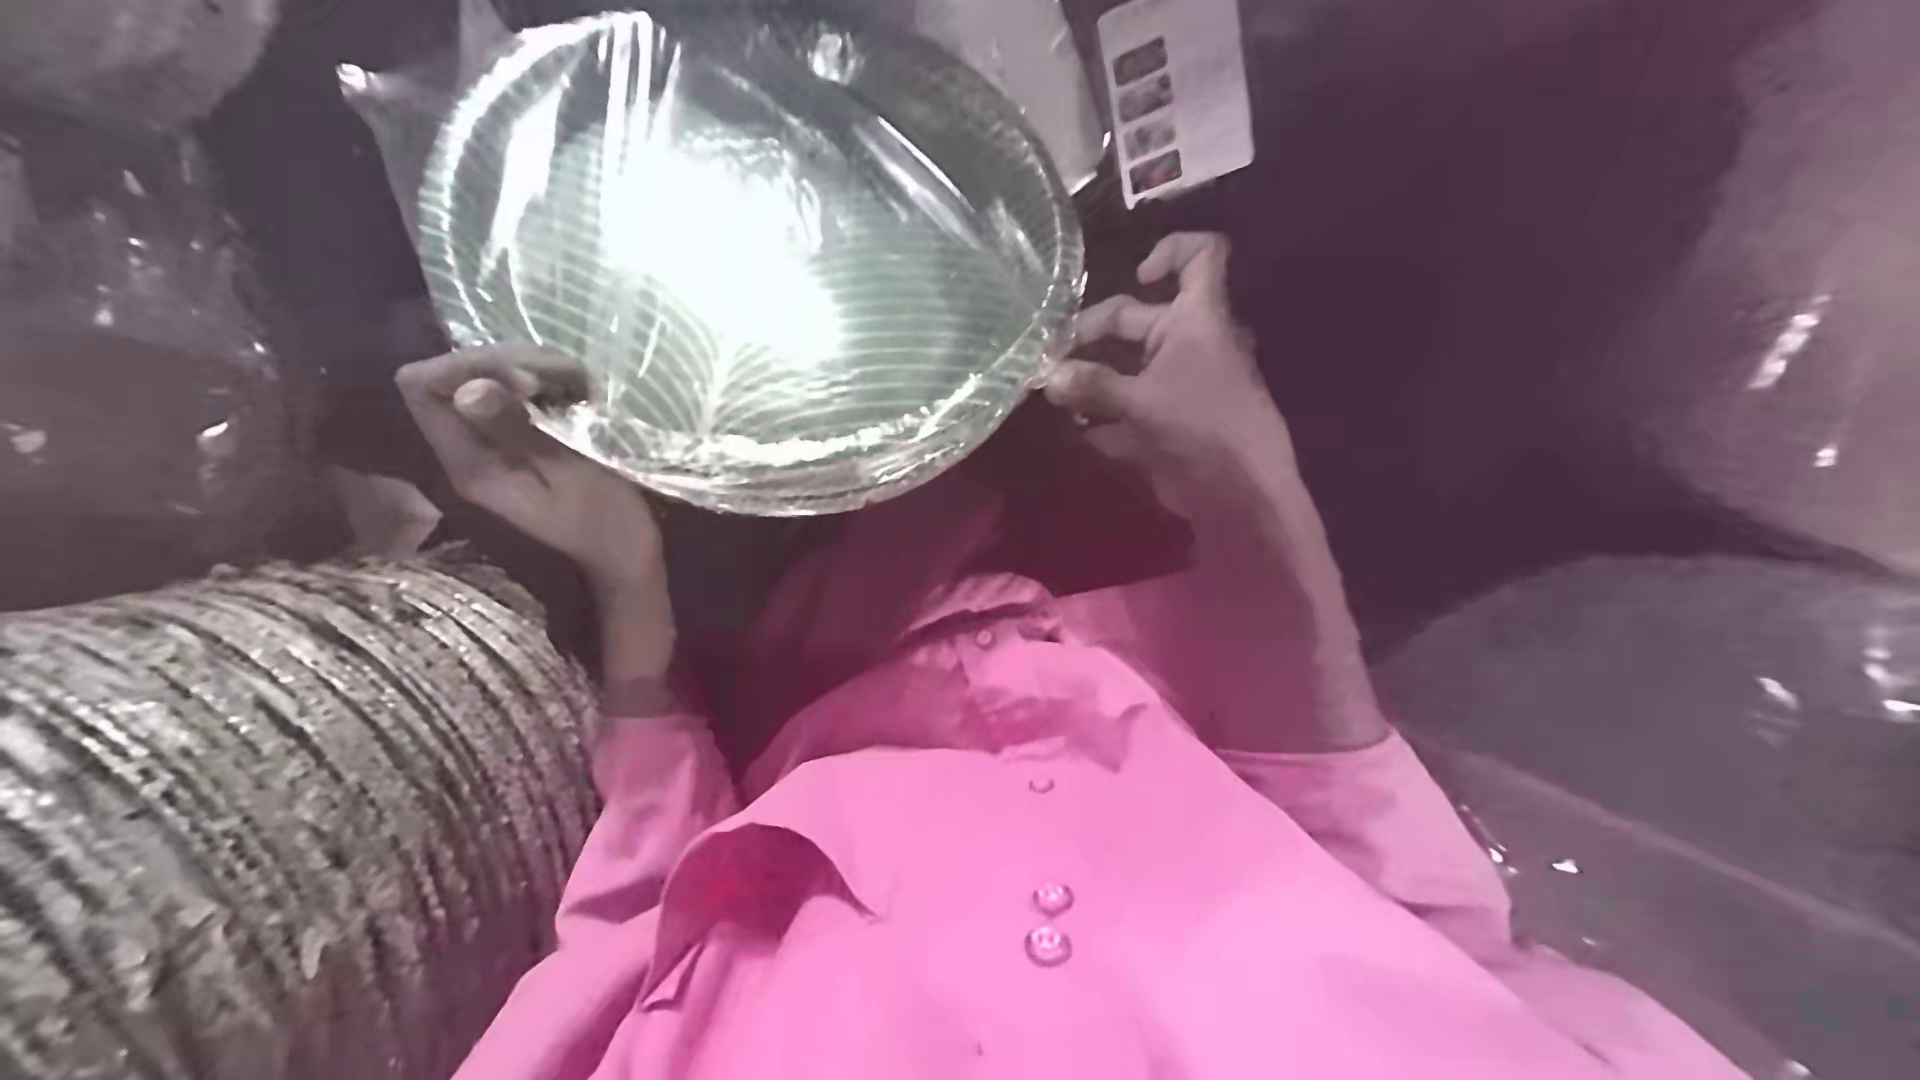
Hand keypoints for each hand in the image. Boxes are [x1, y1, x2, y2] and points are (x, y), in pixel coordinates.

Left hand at [396, 346, 674, 692]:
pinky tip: (576, 394)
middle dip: (503, 363)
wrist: (624, 557)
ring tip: (577, 384)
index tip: (528, 378)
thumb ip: (520, 432)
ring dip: (527, 371)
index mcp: (470, 463)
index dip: (466, 366)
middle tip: (564, 377)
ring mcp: (491, 451)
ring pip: (481, 382)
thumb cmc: (607, 521)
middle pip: (449, 379)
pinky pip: (510, 399)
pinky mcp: (517, 448)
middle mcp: (467, 453)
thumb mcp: (570, 474)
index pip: (422, 387)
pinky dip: (542, 385)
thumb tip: (470, 387)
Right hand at [1043, 232, 1293, 525]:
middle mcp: (1183, 342)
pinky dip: (1095, 413)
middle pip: (1130, 320)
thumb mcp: (1143, 401)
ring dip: (1085, 376)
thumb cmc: (1203, 427)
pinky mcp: (1160, 417)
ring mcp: (1170, 381)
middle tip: (1048, 359)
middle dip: (1086, 336)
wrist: (1238, 491)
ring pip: (1119, 365)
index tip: (1136, 277)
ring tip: (1050, 392)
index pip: (1199, 258)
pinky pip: (1120, 405)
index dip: (1169, 251)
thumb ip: (1093, 386)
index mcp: (1195, 319)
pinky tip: (1068, 425)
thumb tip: (1047, 377)